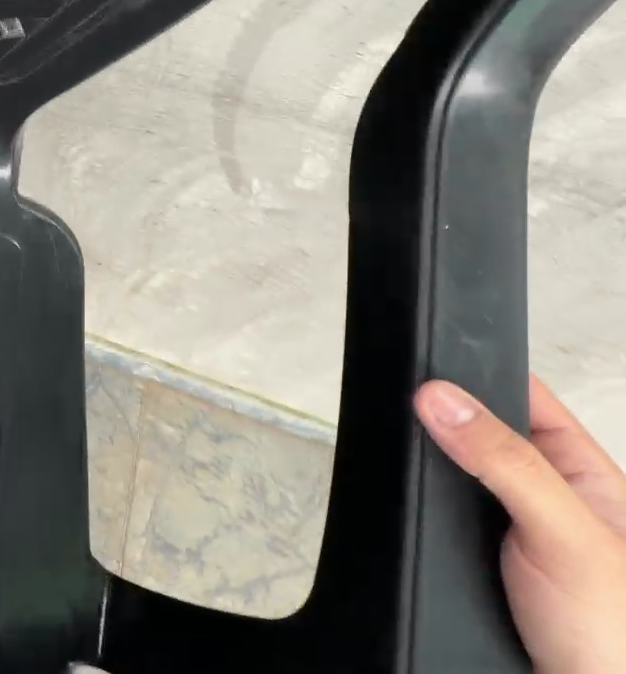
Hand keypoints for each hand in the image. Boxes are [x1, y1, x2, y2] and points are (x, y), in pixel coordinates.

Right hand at [416, 376, 625, 673]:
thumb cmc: (617, 639)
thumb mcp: (568, 539)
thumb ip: (507, 464)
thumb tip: (442, 398)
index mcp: (591, 479)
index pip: (528, 398)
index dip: (477, 371)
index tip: (424, 357)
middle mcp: (548, 494)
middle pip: (475, 427)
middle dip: (433, 414)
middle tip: (397, 400)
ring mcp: (505, 521)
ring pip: (444, 466)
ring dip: (417, 459)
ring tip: (393, 442)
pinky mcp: (468, 546)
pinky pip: (426, 504)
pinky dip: (406, 495)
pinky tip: (396, 492)